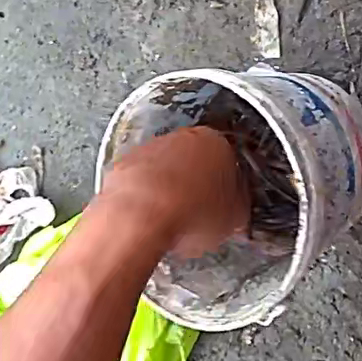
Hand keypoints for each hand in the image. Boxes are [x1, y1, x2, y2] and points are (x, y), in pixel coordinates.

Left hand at [97, 127, 249, 258]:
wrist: (140, 216)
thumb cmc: (190, 212)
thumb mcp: (233, 218)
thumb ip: (237, 208)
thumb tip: (236, 211)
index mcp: (217, 143)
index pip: (228, 160)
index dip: (226, 187)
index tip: (224, 205)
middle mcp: (183, 138)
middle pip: (194, 160)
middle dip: (196, 185)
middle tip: (199, 214)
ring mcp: (150, 149)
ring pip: (165, 169)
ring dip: (168, 191)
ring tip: (171, 223)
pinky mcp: (123, 165)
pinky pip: (140, 182)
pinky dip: (143, 199)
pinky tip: (148, 221)